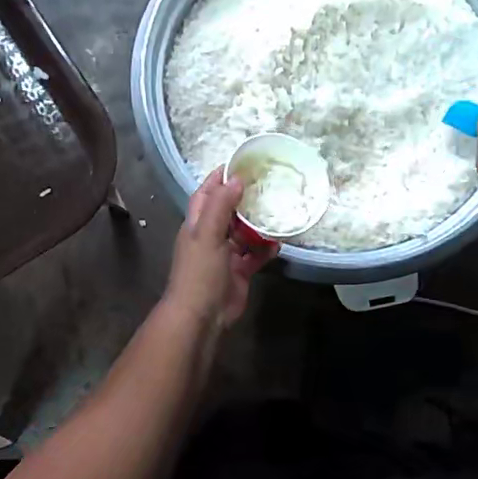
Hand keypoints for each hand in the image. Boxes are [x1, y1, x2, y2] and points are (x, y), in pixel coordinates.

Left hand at [162, 168, 278, 327]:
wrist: (201, 316)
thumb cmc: (199, 272)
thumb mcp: (207, 234)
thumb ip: (220, 206)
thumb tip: (235, 179)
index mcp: (197, 224)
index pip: (207, 193)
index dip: (219, 178)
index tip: (239, 162)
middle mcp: (210, 236)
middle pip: (229, 211)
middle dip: (245, 198)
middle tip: (268, 183)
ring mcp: (226, 254)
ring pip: (245, 232)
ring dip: (259, 223)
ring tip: (279, 208)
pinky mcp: (240, 271)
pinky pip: (255, 254)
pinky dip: (266, 248)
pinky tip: (280, 242)